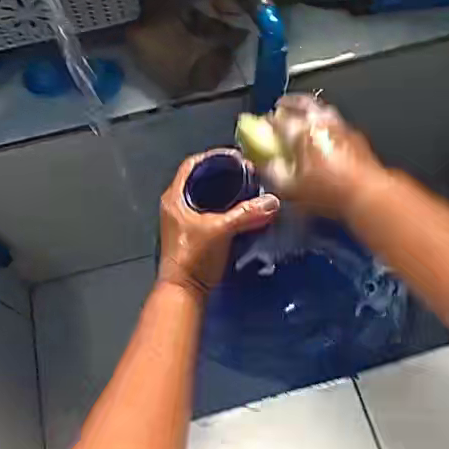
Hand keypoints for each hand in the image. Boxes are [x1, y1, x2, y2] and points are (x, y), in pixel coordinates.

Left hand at [157, 150, 279, 295]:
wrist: (183, 292)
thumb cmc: (194, 257)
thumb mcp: (221, 230)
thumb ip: (246, 214)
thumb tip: (272, 202)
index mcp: (175, 197)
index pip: (193, 164)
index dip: (214, 156)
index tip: (236, 156)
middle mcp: (176, 205)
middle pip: (201, 179)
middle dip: (224, 174)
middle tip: (248, 173)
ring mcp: (183, 222)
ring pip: (206, 197)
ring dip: (226, 192)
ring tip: (249, 189)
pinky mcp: (192, 235)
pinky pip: (210, 212)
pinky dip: (226, 208)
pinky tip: (243, 210)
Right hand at [260, 94, 389, 219]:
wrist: (366, 194)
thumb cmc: (329, 192)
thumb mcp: (290, 188)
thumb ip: (274, 172)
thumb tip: (266, 165)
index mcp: (301, 132)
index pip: (279, 120)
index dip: (268, 120)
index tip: (264, 122)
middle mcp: (321, 123)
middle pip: (303, 103)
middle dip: (290, 102)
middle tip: (282, 104)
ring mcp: (341, 128)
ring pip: (322, 109)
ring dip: (310, 109)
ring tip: (303, 115)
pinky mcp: (355, 137)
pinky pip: (336, 123)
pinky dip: (325, 124)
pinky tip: (324, 133)